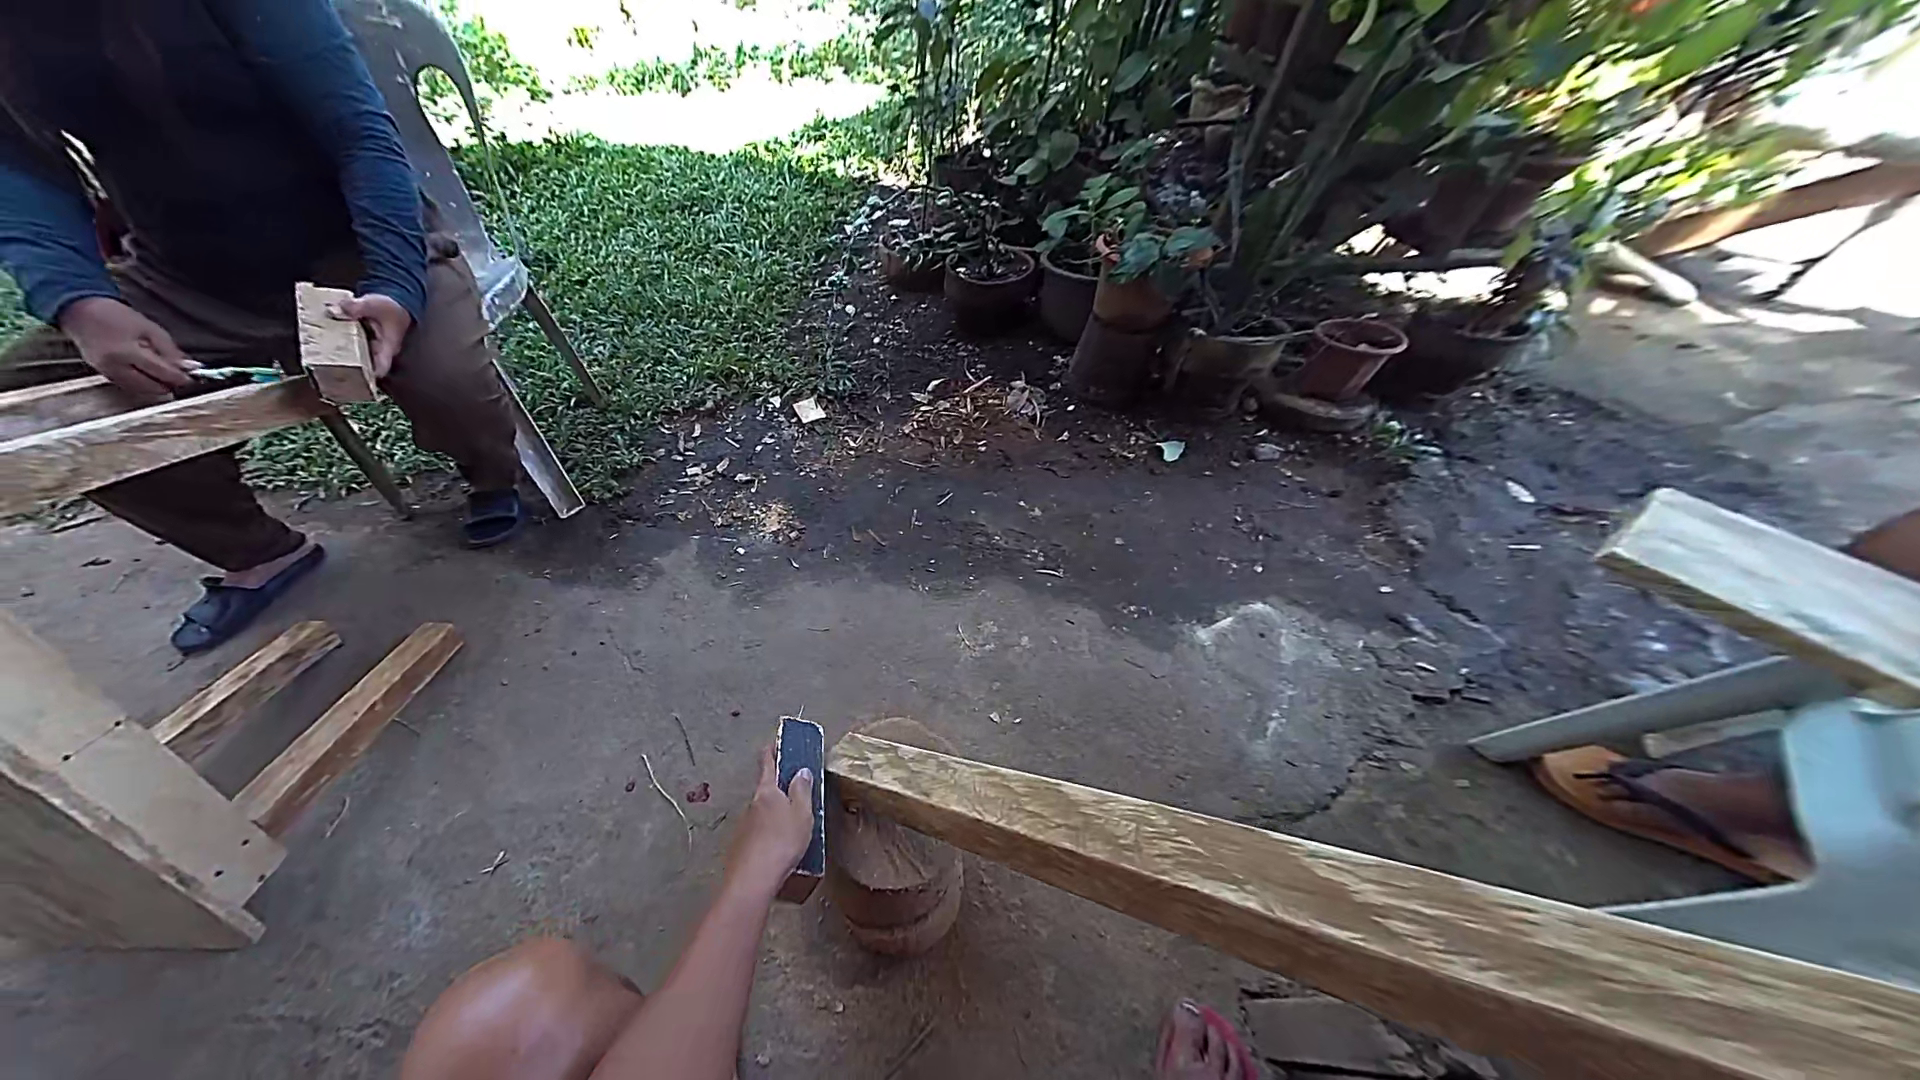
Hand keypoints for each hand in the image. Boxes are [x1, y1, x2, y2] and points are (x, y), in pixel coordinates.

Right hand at [59, 297, 198, 399]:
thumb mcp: (152, 331)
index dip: (183, 378)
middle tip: (180, 375)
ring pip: (141, 390)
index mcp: (126, 353)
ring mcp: (104, 370)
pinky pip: (128, 385)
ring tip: (163, 372)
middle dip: (170, 384)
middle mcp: (112, 365)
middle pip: (153, 387)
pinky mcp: (100, 372)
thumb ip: (172, 352)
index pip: (163, 374)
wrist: (78, 310)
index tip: (194, 376)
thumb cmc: (117, 317)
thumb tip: (192, 368)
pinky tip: (149, 373)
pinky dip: (143, 383)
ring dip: (157, 385)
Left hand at [328, 293, 411, 378]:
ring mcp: (370, 345)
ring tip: (320, 353)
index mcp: (388, 347)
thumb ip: (355, 307)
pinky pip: (348, 345)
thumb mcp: (374, 304)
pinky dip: (337, 343)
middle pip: (363, 365)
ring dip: (339, 354)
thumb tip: (334, 311)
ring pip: (354, 355)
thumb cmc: (391, 306)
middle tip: (327, 366)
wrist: (394, 300)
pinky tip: (323, 338)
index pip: (380, 368)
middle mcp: (380, 350)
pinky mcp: (361, 339)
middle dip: (346, 366)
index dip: (366, 376)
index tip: (351, 379)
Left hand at [725, 743, 815, 895]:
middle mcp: (752, 805)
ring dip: (774, 815)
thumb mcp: (802, 813)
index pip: (767, 765)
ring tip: (792, 826)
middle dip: (778, 790)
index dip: (770, 752)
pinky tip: (779, 847)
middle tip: (795, 793)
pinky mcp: (741, 847)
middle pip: (765, 791)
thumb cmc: (782, 841)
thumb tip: (801, 771)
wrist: (753, 880)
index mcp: (767, 792)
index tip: (771, 744)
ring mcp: (744, 826)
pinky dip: (769, 834)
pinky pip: (758, 833)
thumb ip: (802, 790)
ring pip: (762, 814)